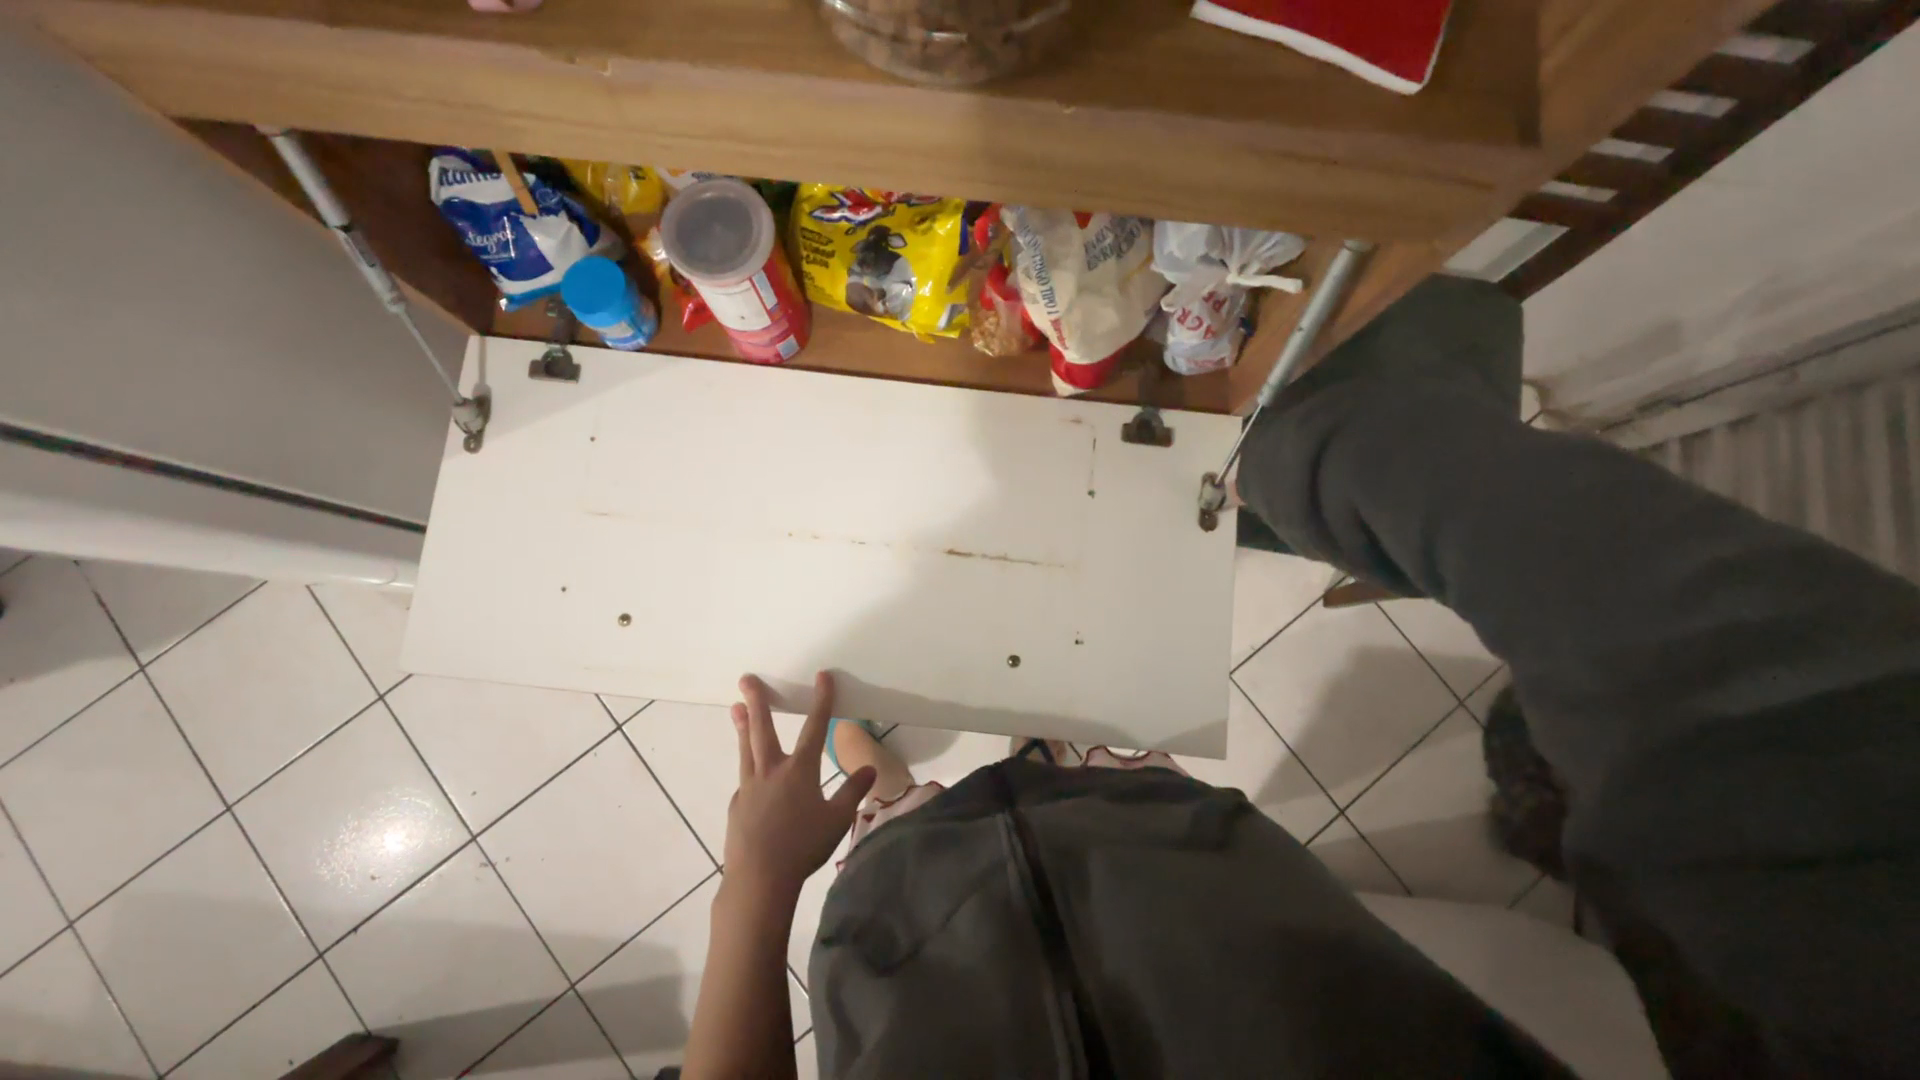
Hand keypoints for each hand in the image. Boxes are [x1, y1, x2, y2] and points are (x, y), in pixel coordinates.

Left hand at [724, 672, 876, 899]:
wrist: (759, 877)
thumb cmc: (803, 846)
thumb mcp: (837, 820)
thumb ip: (852, 791)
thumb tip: (868, 769)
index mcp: (799, 770)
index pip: (815, 727)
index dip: (822, 700)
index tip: (823, 676)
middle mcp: (771, 771)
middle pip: (762, 728)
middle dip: (757, 701)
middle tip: (746, 678)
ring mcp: (750, 787)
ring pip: (746, 748)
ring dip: (742, 725)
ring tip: (735, 707)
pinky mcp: (737, 805)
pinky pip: (745, 780)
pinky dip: (748, 769)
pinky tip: (751, 778)